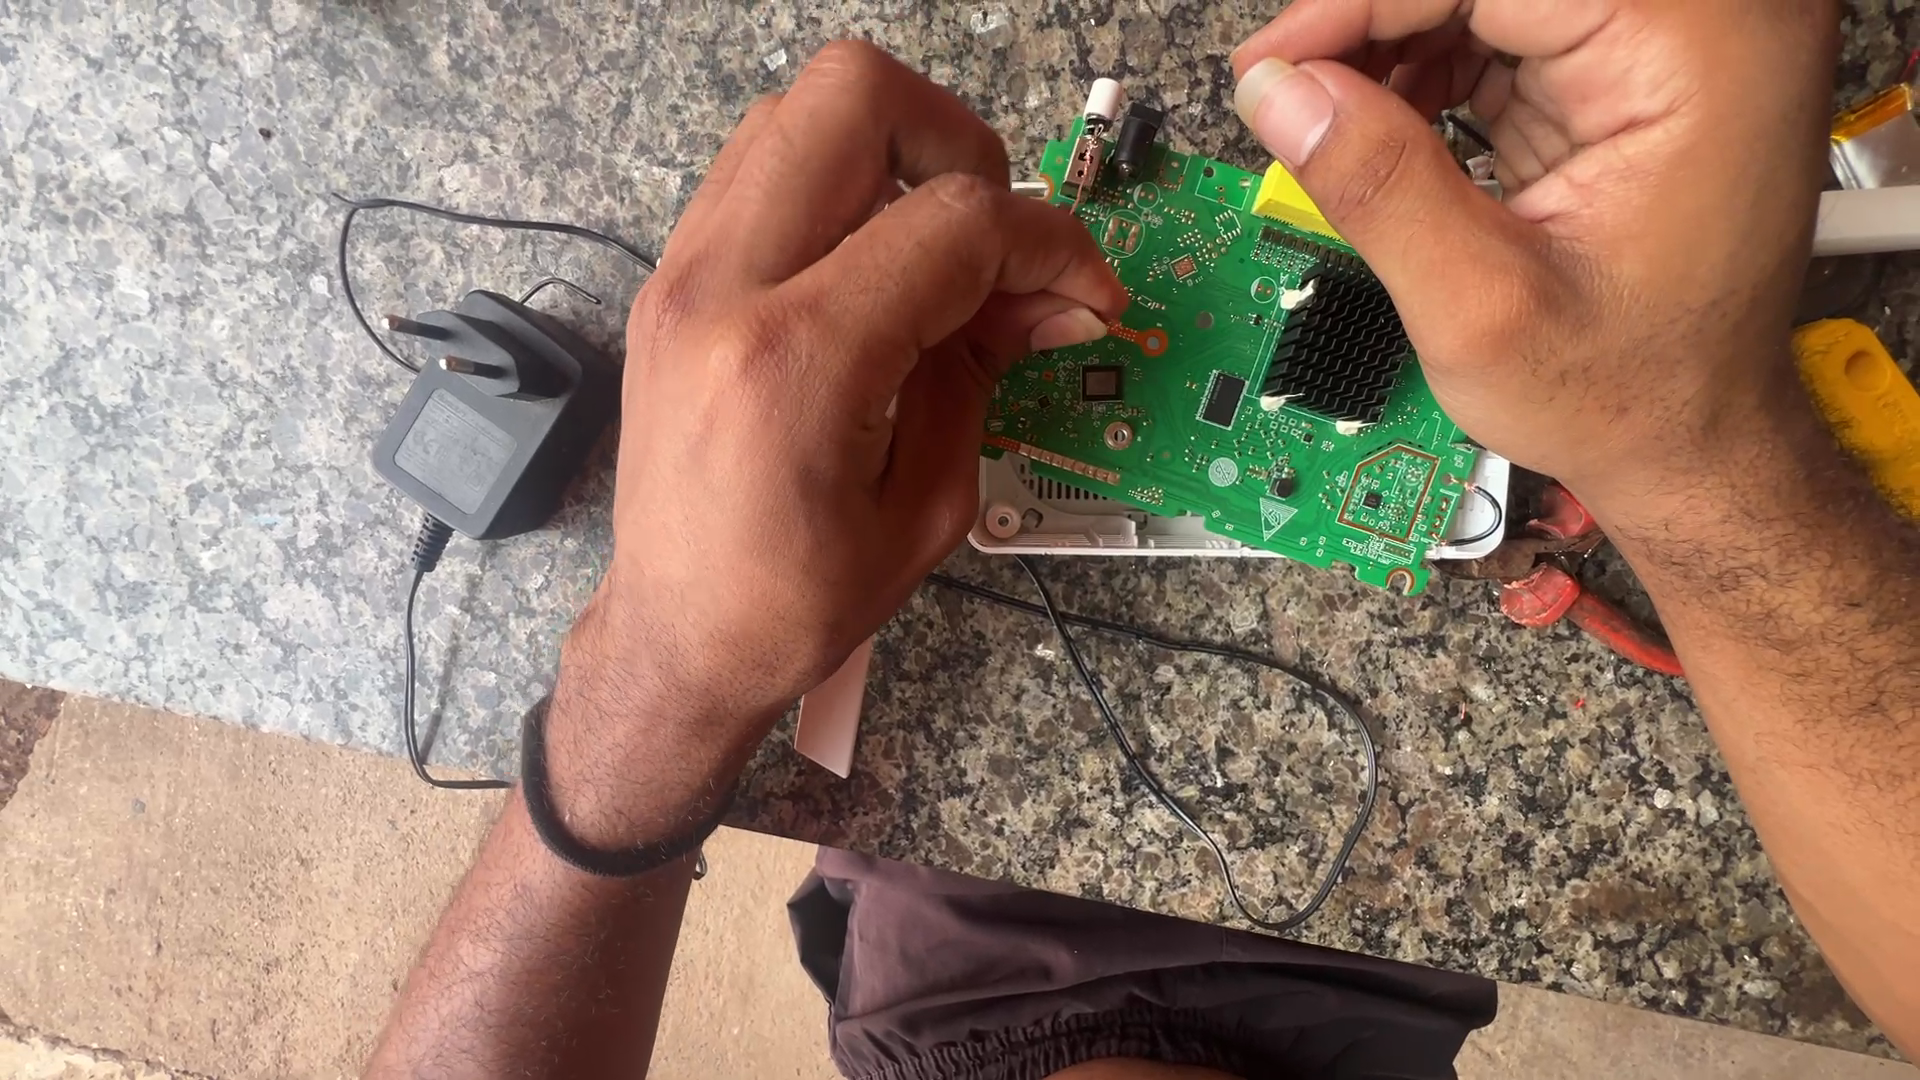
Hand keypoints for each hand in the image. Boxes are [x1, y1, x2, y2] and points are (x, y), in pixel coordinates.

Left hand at [544, 42, 1125, 843]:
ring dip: (898, 159)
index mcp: (798, 362)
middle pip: (858, 98)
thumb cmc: (795, 604)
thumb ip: (983, 375)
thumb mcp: (928, 506)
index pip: (955, 224)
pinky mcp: (671, 281)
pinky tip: (877, 272)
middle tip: (998, 243)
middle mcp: (723, 288)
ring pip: (801, 114)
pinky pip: (765, 172)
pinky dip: (842, 191)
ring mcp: (681, 273)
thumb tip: (1045, 298)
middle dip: (964, 149)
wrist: (677, 635)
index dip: (1049, 245)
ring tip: (941, 258)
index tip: (1084, 292)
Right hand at [1230, 0, 1837, 529]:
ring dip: (1387, 49)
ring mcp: (1660, 50)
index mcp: (1694, 53)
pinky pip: (1499, 41)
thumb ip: (1375, 186)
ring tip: (1319, 121)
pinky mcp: (1620, 82)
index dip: (1362, 6)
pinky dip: (1419, 77)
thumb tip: (1279, 97)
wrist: (1675, 434)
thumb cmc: (1609, 388)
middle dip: (1369, 23)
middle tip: (1278, 91)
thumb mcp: (1469, 304)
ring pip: (1487, 0)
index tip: (1267, 63)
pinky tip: (1374, 126)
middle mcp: (1695, 26)